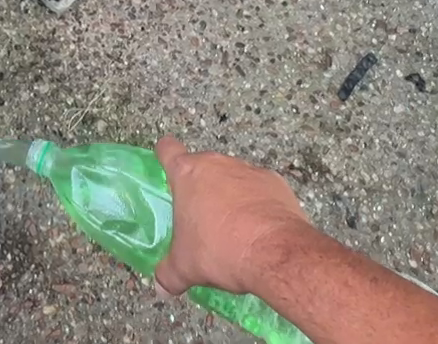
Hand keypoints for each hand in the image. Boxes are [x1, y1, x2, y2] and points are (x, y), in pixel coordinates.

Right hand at [153, 137, 312, 297]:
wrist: (276, 253)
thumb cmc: (221, 250)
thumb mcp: (187, 267)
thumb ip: (169, 273)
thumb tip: (161, 288)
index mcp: (187, 173)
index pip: (167, 148)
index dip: (166, 157)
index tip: (169, 171)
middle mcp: (215, 163)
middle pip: (202, 165)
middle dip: (203, 186)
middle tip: (205, 217)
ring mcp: (247, 169)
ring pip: (232, 175)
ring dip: (231, 193)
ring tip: (237, 226)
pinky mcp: (274, 181)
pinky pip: (260, 187)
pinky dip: (259, 202)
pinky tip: (262, 227)